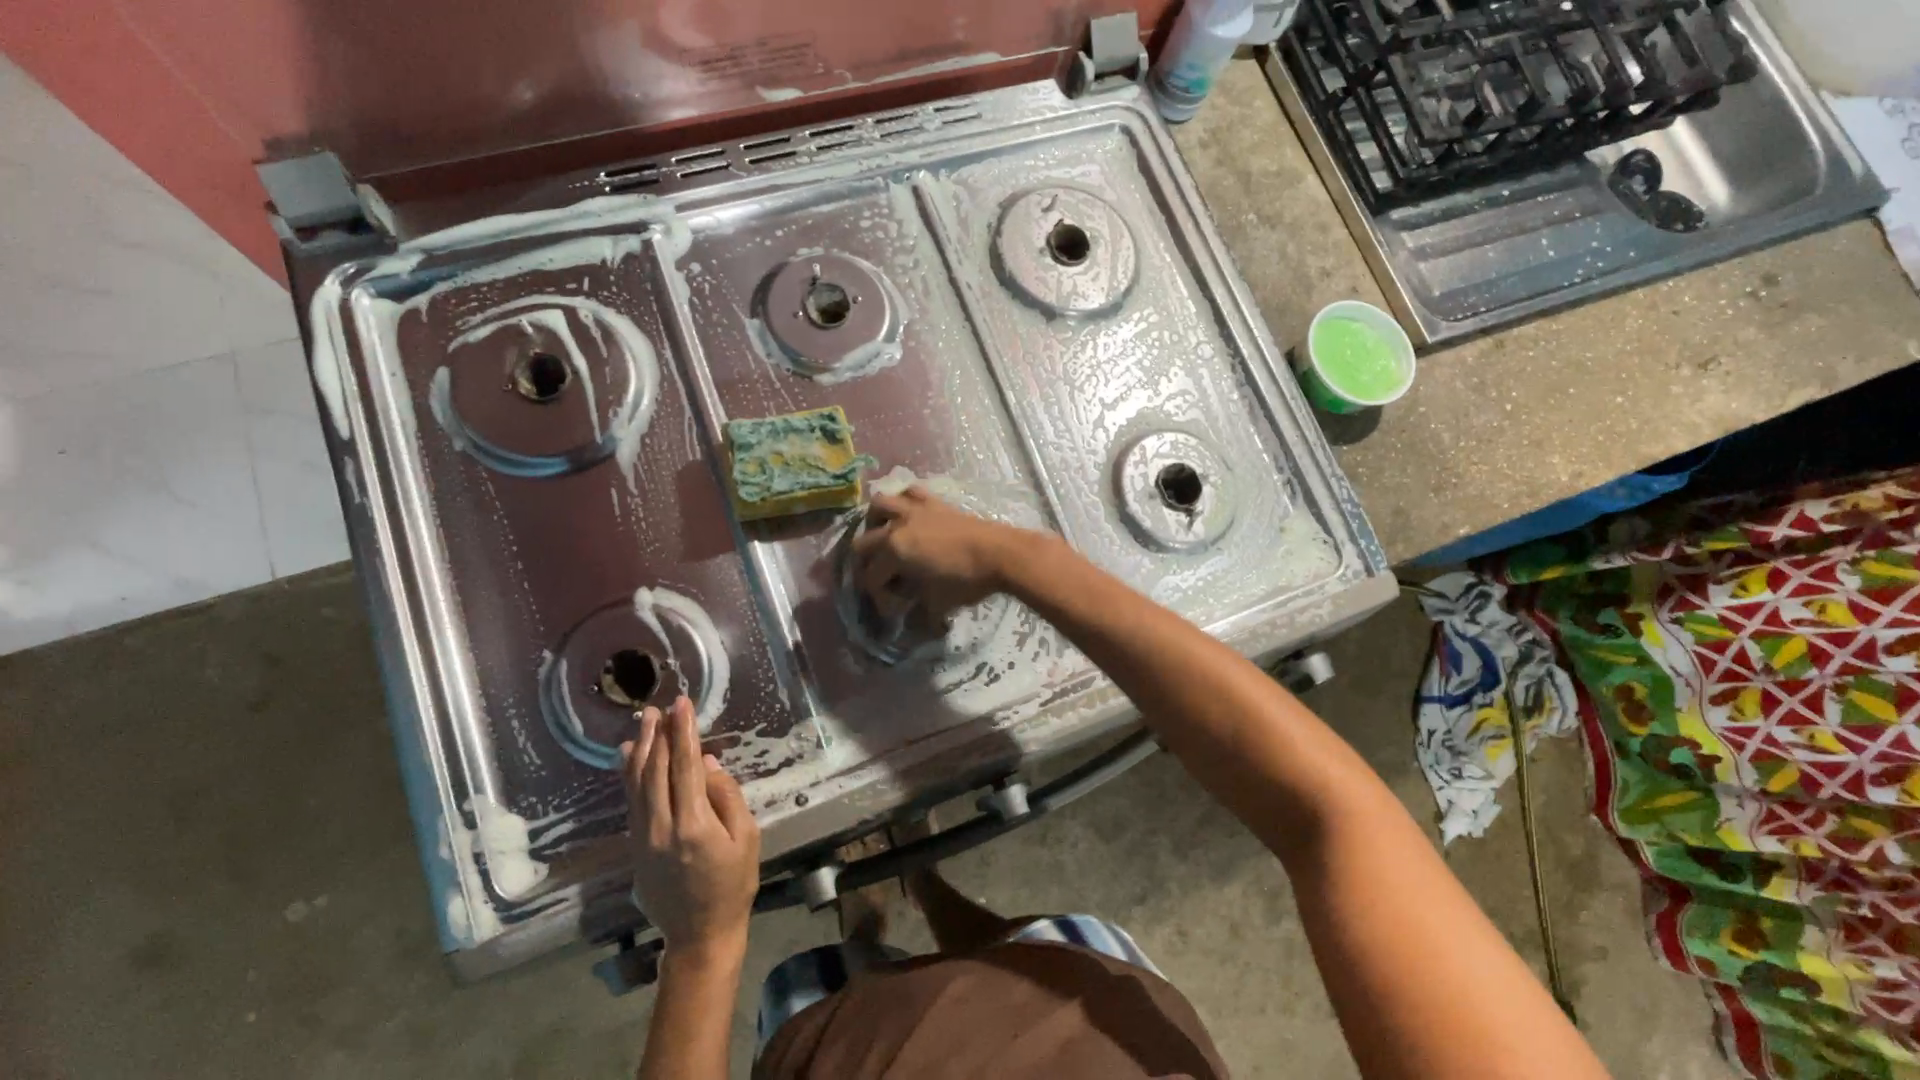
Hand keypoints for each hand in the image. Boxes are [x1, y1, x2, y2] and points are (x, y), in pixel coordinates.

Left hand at [620, 696, 760, 954]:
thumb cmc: (733, 885)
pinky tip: (631, 757)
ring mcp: (642, 837)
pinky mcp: (635, 846)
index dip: (684, 732)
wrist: (699, 934)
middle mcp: (661, 826)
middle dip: (660, 734)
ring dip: (641, 749)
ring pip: (637, 783)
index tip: (683, 704)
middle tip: (660, 706)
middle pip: (656, 769)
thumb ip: (728, 798)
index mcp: (693, 824)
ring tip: (644, 722)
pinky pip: (631, 801)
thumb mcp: (747, 840)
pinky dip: (629, 774)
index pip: (686, 766)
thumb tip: (709, 763)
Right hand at [851, 487, 1036, 617]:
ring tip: (884, 538)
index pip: (872, 579)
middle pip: (863, 544)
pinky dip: (904, 501)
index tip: (894, 611)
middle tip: (883, 581)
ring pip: (879, 505)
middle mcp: (896, 526)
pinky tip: (909, 516)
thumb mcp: (938, 603)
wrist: (1000, 553)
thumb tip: (914, 621)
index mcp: (893, 552)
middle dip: (867, 566)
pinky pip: (910, 493)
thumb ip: (918, 612)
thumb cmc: (967, 580)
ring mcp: (914, 510)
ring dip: (875, 523)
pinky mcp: (934, 502)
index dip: (880, 599)